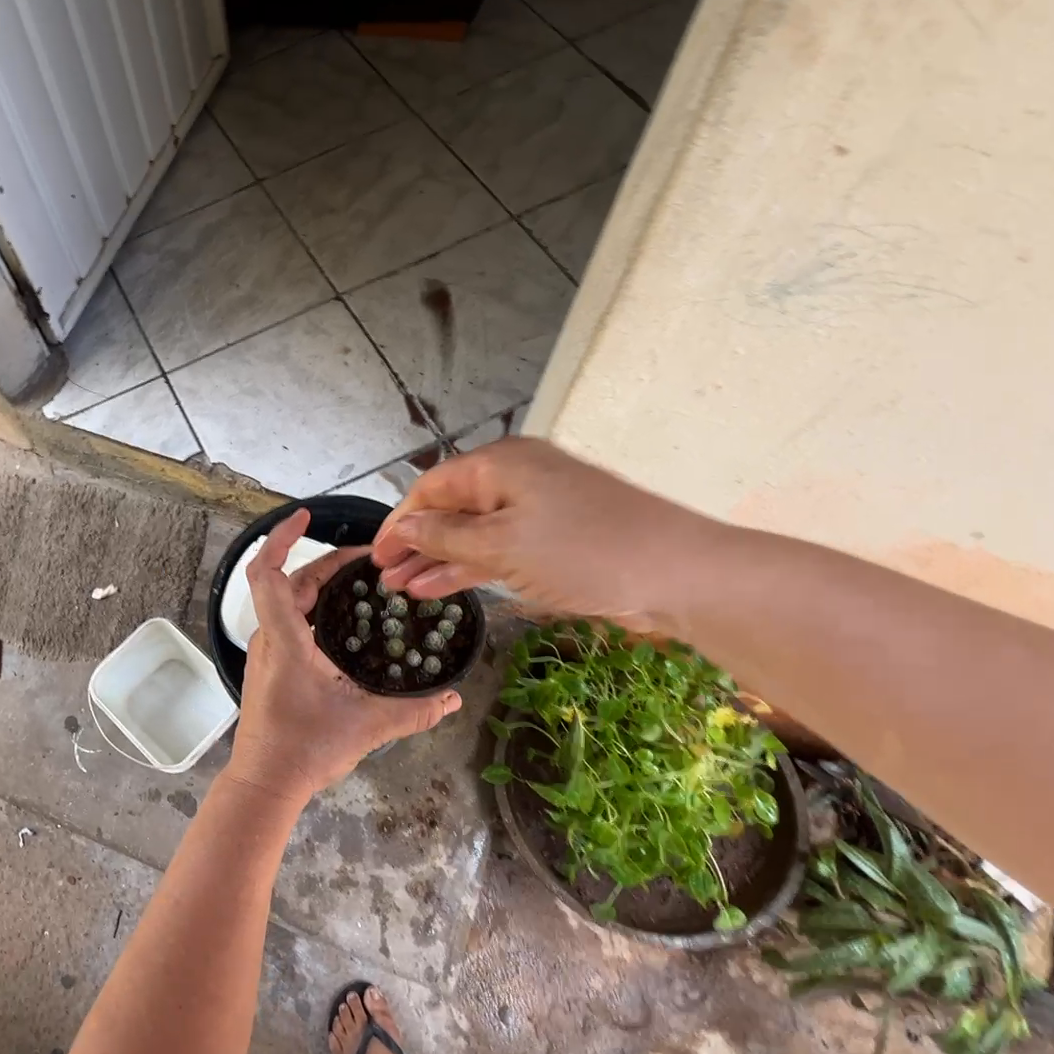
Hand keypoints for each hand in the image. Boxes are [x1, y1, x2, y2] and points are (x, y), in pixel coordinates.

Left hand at [226, 510, 462, 802]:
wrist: (265, 782)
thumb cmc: (304, 750)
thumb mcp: (365, 726)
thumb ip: (413, 711)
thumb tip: (452, 699)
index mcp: (284, 640)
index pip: (267, 574)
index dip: (281, 538)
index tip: (304, 516)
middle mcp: (271, 639)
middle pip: (289, 581)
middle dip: (325, 562)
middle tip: (368, 558)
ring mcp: (269, 652)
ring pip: (289, 601)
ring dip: (319, 583)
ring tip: (362, 580)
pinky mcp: (273, 666)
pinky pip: (291, 620)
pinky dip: (314, 606)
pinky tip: (345, 617)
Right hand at [370, 438, 727, 632]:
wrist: (678, 573)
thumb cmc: (584, 551)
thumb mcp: (502, 546)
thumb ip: (445, 537)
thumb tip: (404, 529)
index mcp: (500, 464)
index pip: (431, 488)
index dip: (398, 523)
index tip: (374, 557)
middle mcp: (514, 478)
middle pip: (449, 510)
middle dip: (414, 544)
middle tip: (384, 578)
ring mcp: (536, 509)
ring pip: (472, 532)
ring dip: (437, 560)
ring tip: (404, 589)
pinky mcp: (553, 538)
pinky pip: (498, 548)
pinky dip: (469, 567)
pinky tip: (441, 587)